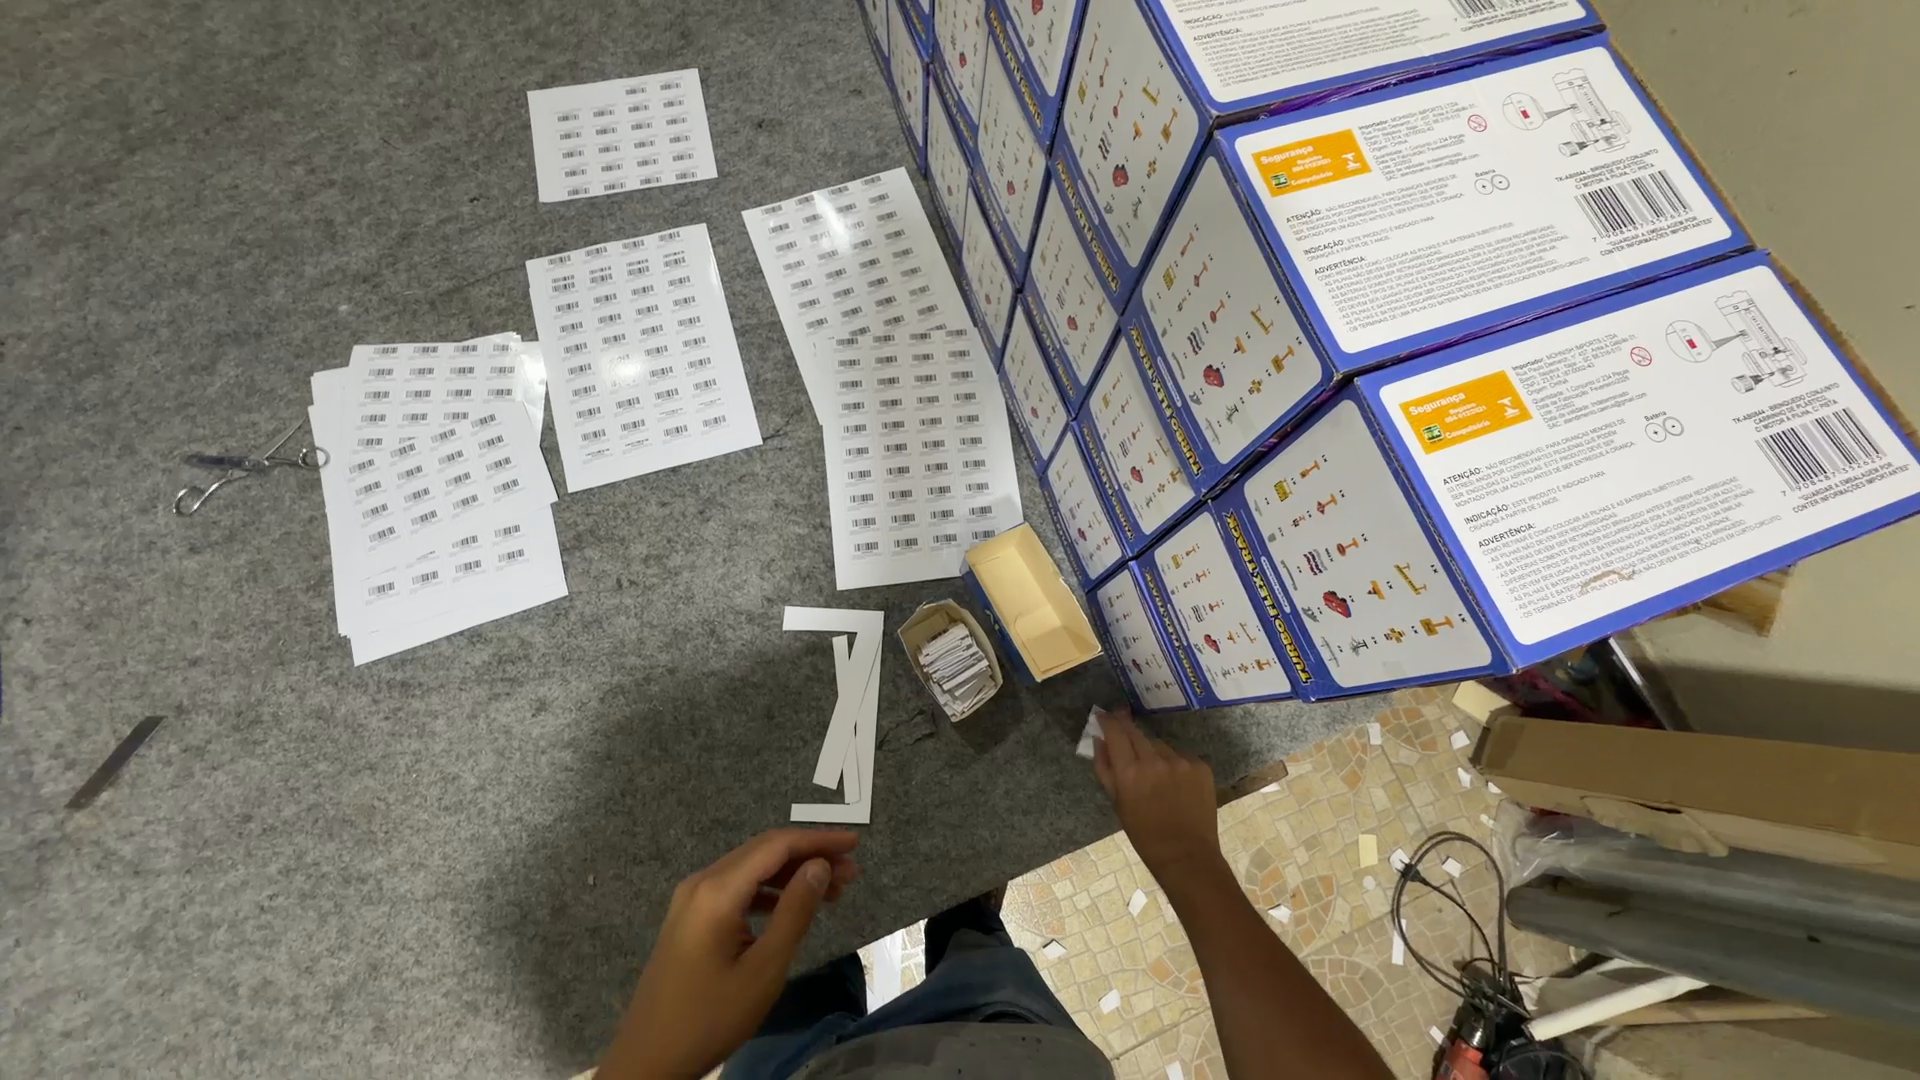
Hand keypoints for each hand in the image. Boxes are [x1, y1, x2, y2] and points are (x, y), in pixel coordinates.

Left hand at [600, 829, 861, 1079]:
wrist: (648, 1062)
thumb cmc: (710, 1017)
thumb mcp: (764, 969)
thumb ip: (794, 912)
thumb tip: (820, 865)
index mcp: (717, 891)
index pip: (776, 846)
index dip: (818, 840)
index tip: (855, 845)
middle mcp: (702, 882)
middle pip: (764, 851)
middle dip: (810, 855)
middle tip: (851, 872)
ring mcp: (692, 898)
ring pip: (752, 868)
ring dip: (792, 873)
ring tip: (833, 889)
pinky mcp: (691, 916)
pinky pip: (738, 887)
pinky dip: (770, 889)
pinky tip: (793, 904)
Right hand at [1092, 708, 1223, 880]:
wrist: (1187, 854)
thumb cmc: (1144, 834)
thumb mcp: (1117, 803)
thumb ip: (1105, 768)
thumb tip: (1099, 740)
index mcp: (1130, 772)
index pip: (1115, 733)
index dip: (1108, 720)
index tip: (1103, 714)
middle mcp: (1154, 760)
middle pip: (1136, 732)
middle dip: (1127, 727)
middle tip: (1121, 719)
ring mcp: (1181, 762)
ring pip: (1159, 744)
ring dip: (1152, 750)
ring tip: (1153, 771)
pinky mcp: (1200, 766)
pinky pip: (1180, 755)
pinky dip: (1173, 762)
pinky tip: (1174, 781)